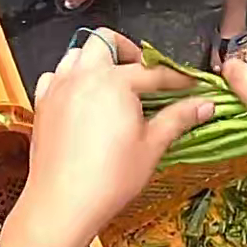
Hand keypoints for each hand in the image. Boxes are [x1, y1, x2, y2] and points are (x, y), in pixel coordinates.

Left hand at [3, 29, 214, 246]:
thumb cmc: (109, 179)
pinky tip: (82, 96)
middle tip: (145, 72)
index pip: (153, 72)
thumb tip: (204, 105)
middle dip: (129, 51)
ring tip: (114, 80)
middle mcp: (83, 76)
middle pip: (106, 41)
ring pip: (77, 52)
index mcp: (114, 82)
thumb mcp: (152, 146)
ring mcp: (59, 87)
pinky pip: (55, 75)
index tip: (190, 86)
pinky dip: (70, 77)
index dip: (176, 80)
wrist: (62, 204)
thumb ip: (178, 118)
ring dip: (97, 58)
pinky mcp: (43, 103)